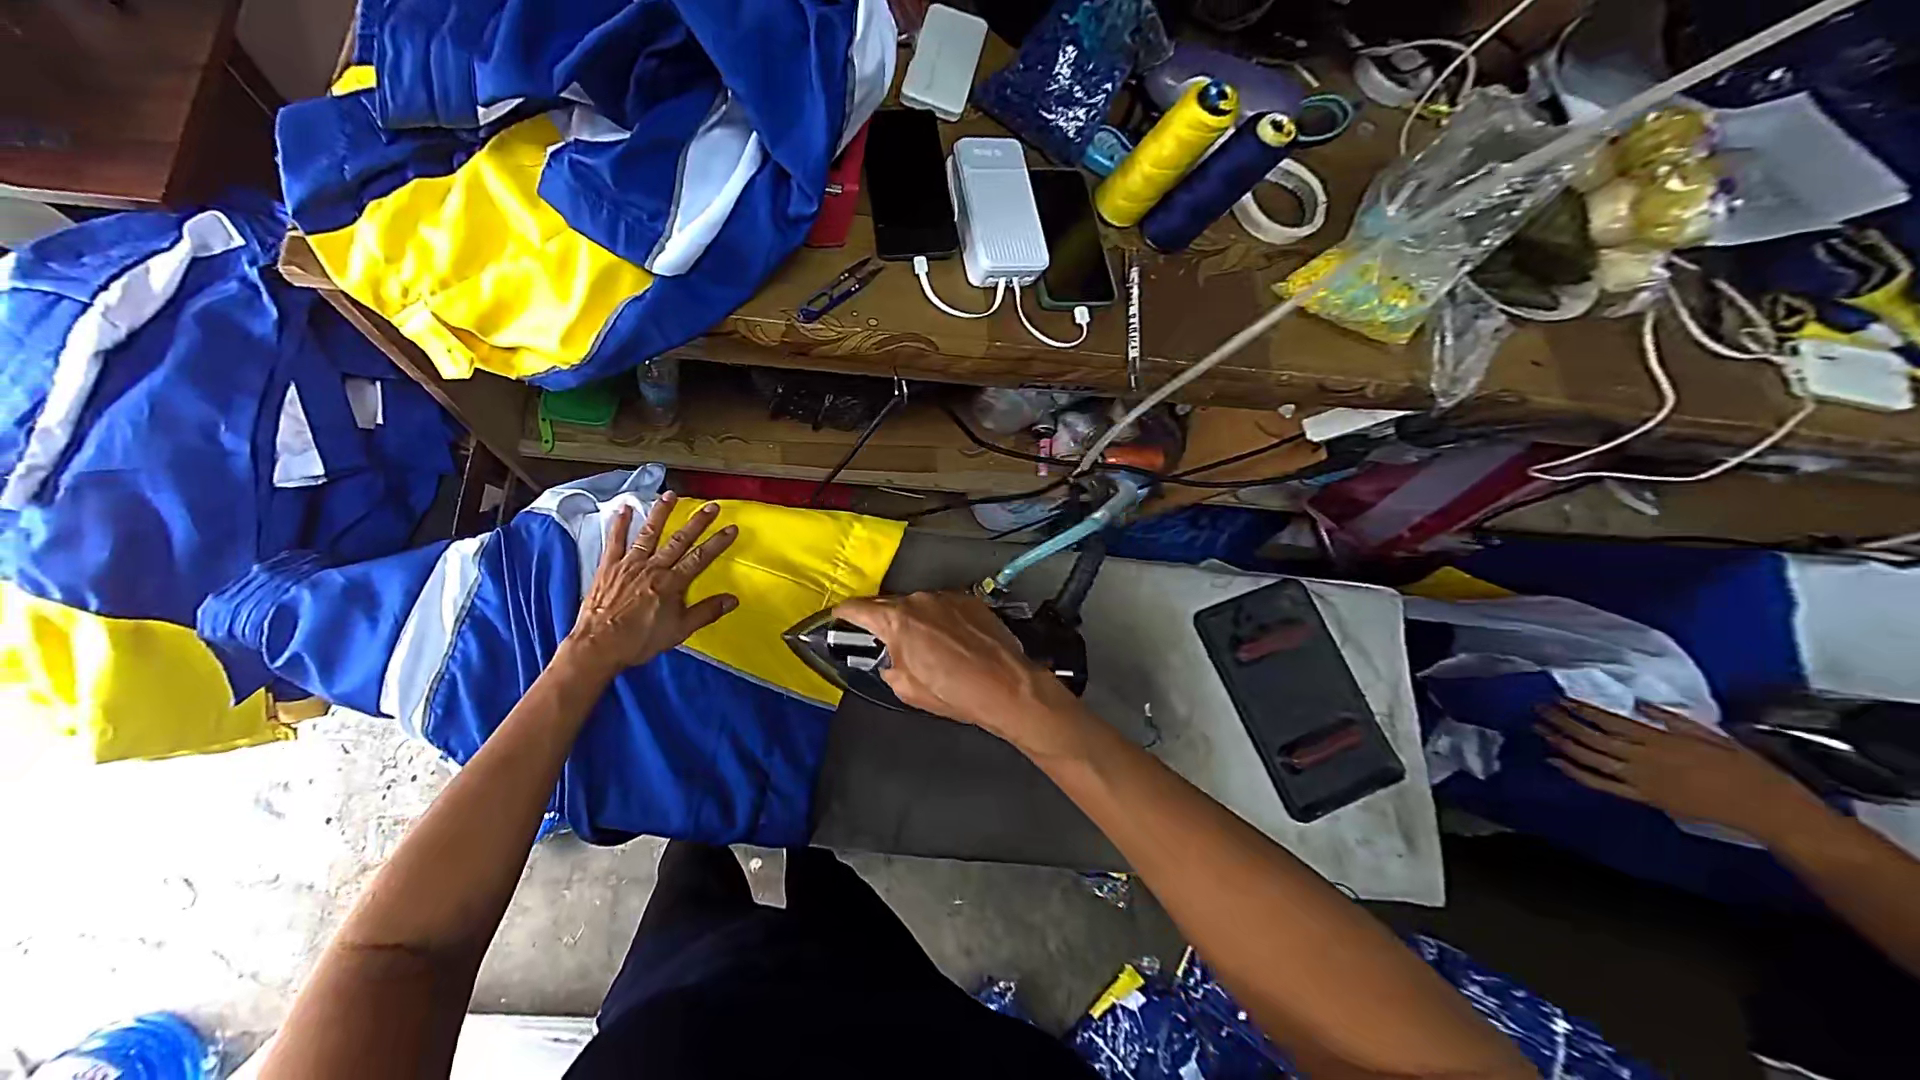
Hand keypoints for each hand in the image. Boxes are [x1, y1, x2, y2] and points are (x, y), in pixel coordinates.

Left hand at [558, 493, 737, 681]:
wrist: (598, 646)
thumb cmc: (640, 640)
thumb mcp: (679, 630)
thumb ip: (706, 612)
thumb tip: (732, 600)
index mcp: (671, 583)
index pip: (700, 558)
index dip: (718, 542)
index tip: (731, 529)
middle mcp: (652, 568)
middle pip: (679, 540)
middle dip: (697, 522)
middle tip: (711, 507)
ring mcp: (629, 565)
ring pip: (649, 533)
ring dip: (661, 513)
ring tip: (671, 495)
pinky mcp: (609, 567)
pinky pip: (615, 540)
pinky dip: (620, 523)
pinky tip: (625, 508)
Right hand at [833, 591, 1087, 757]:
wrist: (1006, 686)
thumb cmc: (956, 692)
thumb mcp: (906, 689)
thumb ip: (888, 666)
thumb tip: (890, 660)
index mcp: (897, 621)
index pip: (857, 608)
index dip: (844, 614)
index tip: (839, 618)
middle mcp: (920, 601)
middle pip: (888, 604)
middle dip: (882, 621)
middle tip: (886, 642)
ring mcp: (946, 598)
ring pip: (918, 604)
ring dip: (916, 620)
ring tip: (929, 648)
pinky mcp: (969, 600)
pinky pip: (943, 606)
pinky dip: (940, 619)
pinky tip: (951, 642)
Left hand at [1539, 698, 1829, 844]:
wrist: (1770, 811)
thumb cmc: (1750, 770)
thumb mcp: (1715, 736)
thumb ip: (1674, 720)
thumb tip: (1643, 705)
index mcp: (1662, 740)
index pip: (1611, 720)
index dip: (1582, 709)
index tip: (1561, 698)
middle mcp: (1644, 758)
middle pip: (1591, 736)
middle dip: (1562, 721)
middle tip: (1538, 709)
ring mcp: (1640, 779)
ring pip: (1589, 757)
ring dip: (1560, 742)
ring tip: (1539, 728)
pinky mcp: (1644, 798)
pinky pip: (1600, 784)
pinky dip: (1574, 771)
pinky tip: (1554, 760)